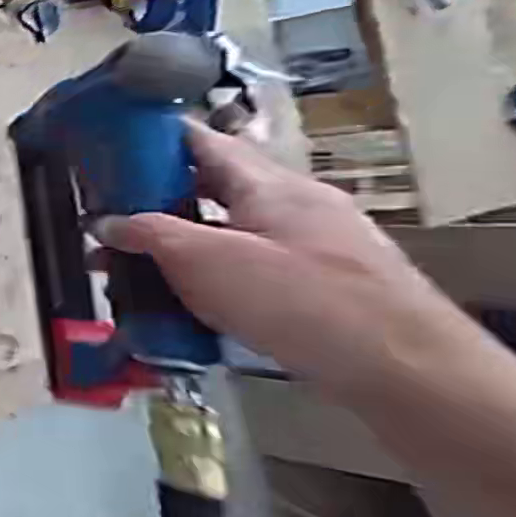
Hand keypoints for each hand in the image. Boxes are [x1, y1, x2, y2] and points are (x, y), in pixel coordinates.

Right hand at [92, 120, 471, 392]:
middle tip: (109, 216)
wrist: (411, 376)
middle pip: (212, 187)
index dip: (152, 140)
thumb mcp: (203, 261)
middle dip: (156, 200)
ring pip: (229, 228)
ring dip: (179, 242)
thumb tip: (103, 223)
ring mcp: (316, 245)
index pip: (202, 141)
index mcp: (270, 185)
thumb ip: (146, 233)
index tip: (108, 149)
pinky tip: (185, 298)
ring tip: (133, 265)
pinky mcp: (324, 285)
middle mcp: (296, 204)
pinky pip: (250, 263)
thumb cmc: (300, 301)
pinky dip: (210, 271)